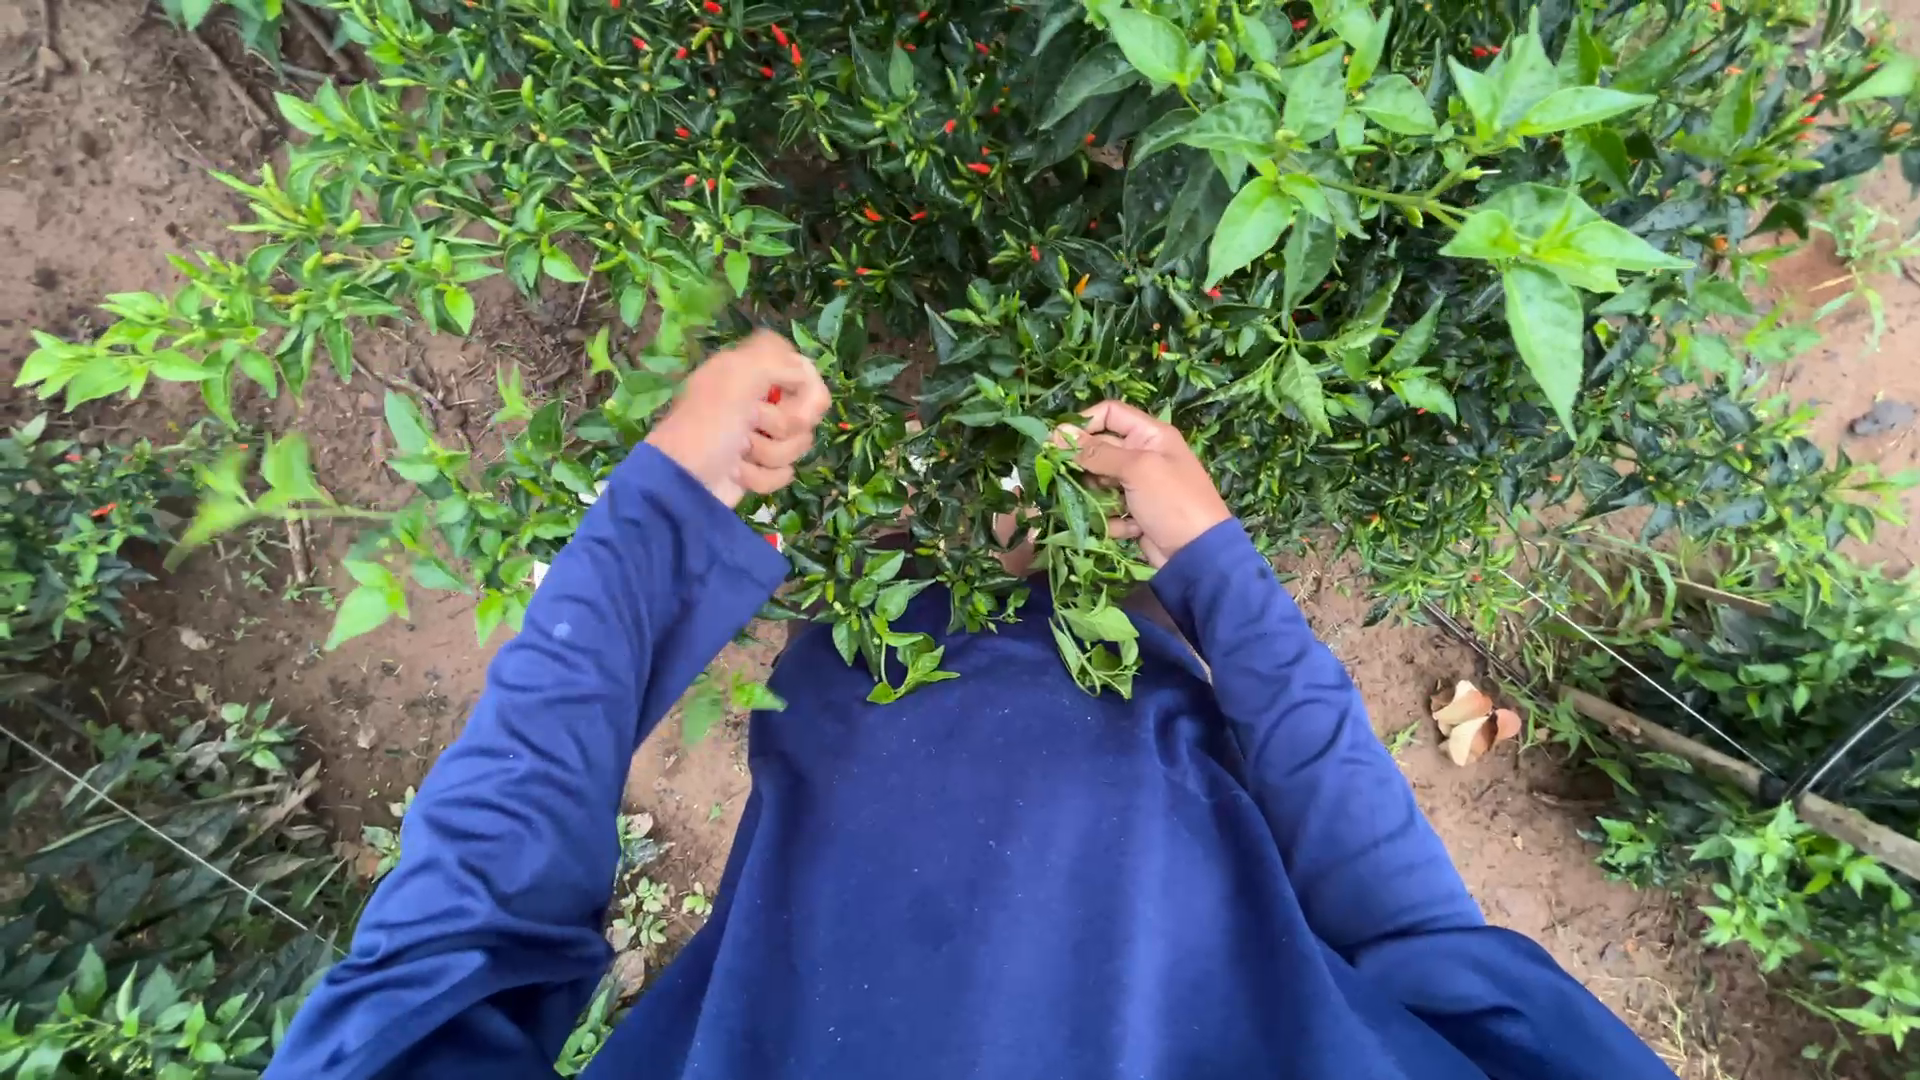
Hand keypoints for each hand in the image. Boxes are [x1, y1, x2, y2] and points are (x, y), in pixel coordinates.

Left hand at [645, 330, 830, 507]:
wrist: (682, 483)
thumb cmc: (706, 427)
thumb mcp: (738, 378)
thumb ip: (779, 363)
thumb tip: (808, 376)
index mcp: (749, 372)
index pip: (798, 365)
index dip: (805, 381)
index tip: (792, 395)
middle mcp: (756, 401)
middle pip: (806, 409)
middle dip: (785, 425)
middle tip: (755, 424)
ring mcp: (759, 436)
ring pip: (798, 443)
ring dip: (769, 453)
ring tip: (739, 453)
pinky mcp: (759, 468)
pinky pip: (785, 472)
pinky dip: (762, 476)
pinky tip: (737, 473)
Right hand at [1059, 400, 1231, 568]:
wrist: (1197, 553)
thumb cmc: (1172, 500)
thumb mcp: (1137, 469)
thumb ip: (1097, 452)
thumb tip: (1057, 434)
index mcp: (1150, 435)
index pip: (1109, 413)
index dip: (1084, 423)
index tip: (1058, 442)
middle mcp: (1143, 455)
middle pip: (1099, 449)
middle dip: (1085, 467)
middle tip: (1073, 481)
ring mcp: (1138, 486)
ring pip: (1098, 482)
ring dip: (1096, 497)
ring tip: (1107, 509)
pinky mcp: (1133, 512)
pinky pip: (1108, 509)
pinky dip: (1113, 520)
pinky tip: (1129, 529)